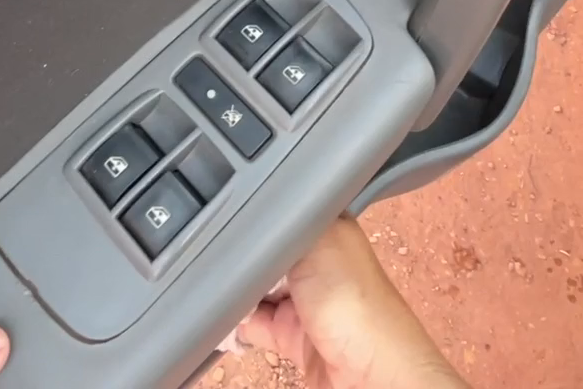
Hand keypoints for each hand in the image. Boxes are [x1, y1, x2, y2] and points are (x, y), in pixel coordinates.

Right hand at [237, 217, 469, 388]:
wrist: (368, 373)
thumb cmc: (352, 298)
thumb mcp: (316, 239)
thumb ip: (282, 222)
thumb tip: (251, 209)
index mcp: (329, 229)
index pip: (289, 211)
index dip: (265, 210)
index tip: (235, 209)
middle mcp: (316, 262)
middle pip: (269, 249)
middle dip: (245, 251)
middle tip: (219, 247)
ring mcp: (304, 301)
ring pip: (258, 285)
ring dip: (238, 286)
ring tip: (214, 277)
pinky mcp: (291, 336)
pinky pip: (254, 322)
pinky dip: (237, 320)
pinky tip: (223, 310)